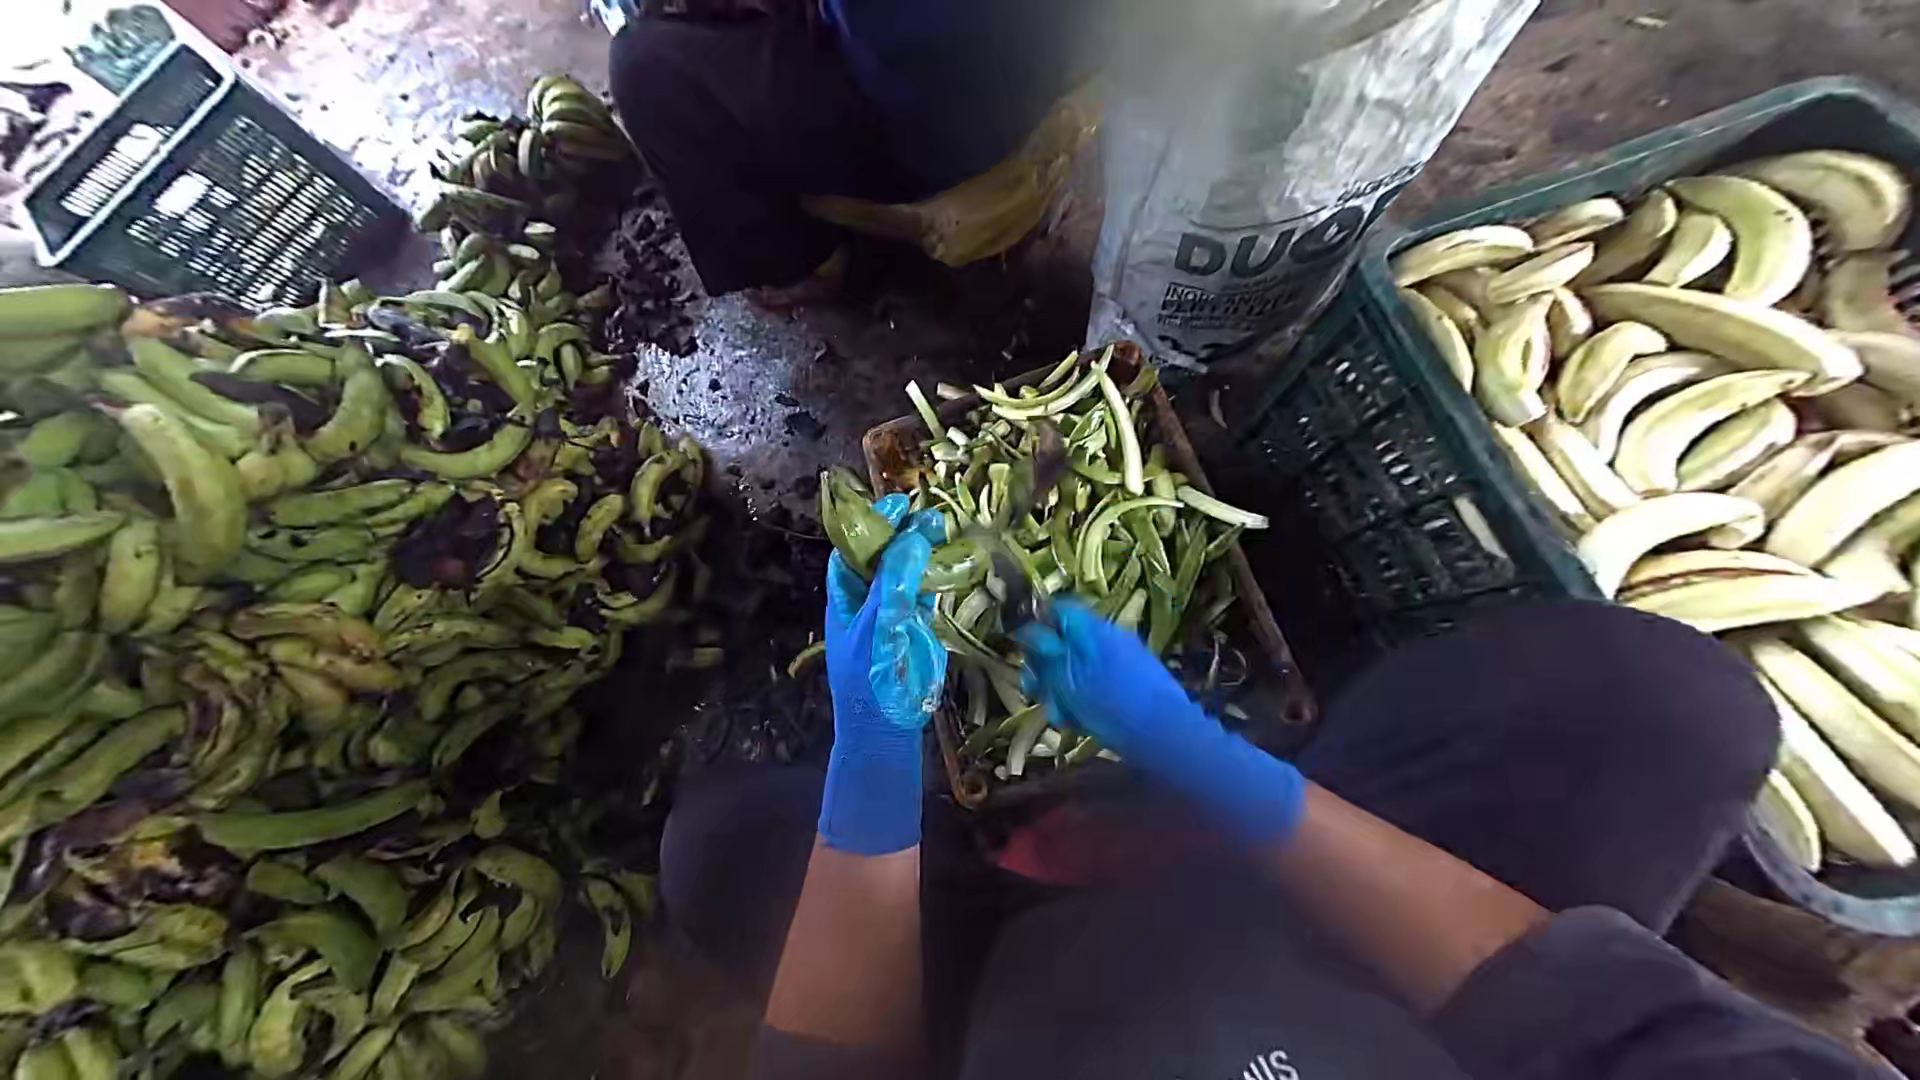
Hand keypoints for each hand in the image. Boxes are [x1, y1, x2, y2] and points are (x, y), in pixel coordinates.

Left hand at [820, 494, 946, 854]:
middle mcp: (869, 596)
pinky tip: (953, 559)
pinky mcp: (918, 624)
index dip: (874, 523)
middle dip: (904, 532)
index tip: (897, 502)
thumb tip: (911, 536)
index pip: (856, 549)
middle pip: (886, 554)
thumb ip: (893, 583)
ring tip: (945, 527)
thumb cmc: (869, 677)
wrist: (886, 728)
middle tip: (930, 513)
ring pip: (908, 570)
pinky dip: (939, 574)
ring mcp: (894, 610)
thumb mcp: (876, 627)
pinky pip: (927, 591)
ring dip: (924, 550)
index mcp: (847, 594)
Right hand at [1016, 599, 1304, 844]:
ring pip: (1077, 662)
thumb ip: (1046, 651)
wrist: (1169, 739)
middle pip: (1065, 638)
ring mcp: (1123, 658)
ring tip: (1060, 714)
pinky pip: (1096, 679)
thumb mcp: (1069, 679)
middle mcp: (1109, 636)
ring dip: (1061, 685)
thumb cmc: (1113, 707)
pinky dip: (1082, 695)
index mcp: (1094, 629)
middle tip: (1037, 692)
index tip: (1026, 653)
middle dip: (1046, 664)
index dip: (1037, 626)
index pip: (1058, 609)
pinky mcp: (1132, 680)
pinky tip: (1078, 720)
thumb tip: (1026, 626)